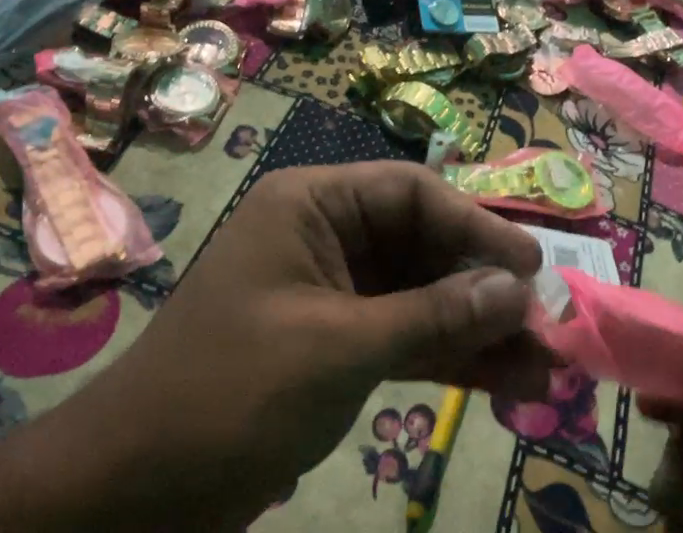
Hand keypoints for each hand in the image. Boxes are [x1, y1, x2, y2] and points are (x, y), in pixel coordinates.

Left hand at [0, 162, 547, 531]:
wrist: (134, 489)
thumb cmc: (230, 393)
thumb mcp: (339, 349)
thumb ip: (433, 316)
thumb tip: (516, 288)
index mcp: (310, 206)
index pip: (412, 194)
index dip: (476, 228)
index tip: (531, 272)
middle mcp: (323, 238)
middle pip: (424, 246)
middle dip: (484, 289)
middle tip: (547, 332)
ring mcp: (329, 296)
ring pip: (420, 297)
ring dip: (477, 331)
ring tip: (543, 371)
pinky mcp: (332, 348)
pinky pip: (403, 338)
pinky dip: (447, 360)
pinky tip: (502, 385)